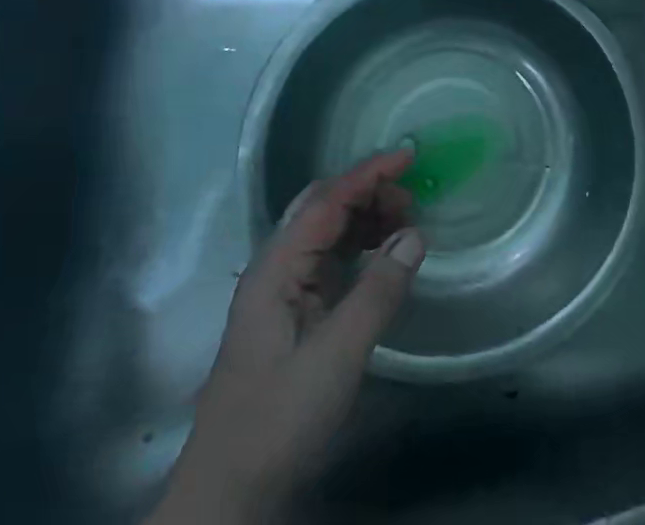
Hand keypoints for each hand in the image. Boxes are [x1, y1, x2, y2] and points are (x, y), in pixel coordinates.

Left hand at [151, 150, 424, 523]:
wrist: (230, 488)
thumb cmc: (280, 417)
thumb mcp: (338, 355)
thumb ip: (378, 292)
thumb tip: (414, 235)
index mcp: (275, 268)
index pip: (325, 201)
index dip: (367, 174)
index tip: (408, 156)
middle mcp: (274, 269)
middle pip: (321, 210)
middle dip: (367, 193)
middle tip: (414, 199)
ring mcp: (281, 292)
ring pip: (325, 235)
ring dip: (364, 220)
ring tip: (406, 223)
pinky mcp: (292, 315)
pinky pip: (328, 264)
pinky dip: (359, 250)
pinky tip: (382, 257)